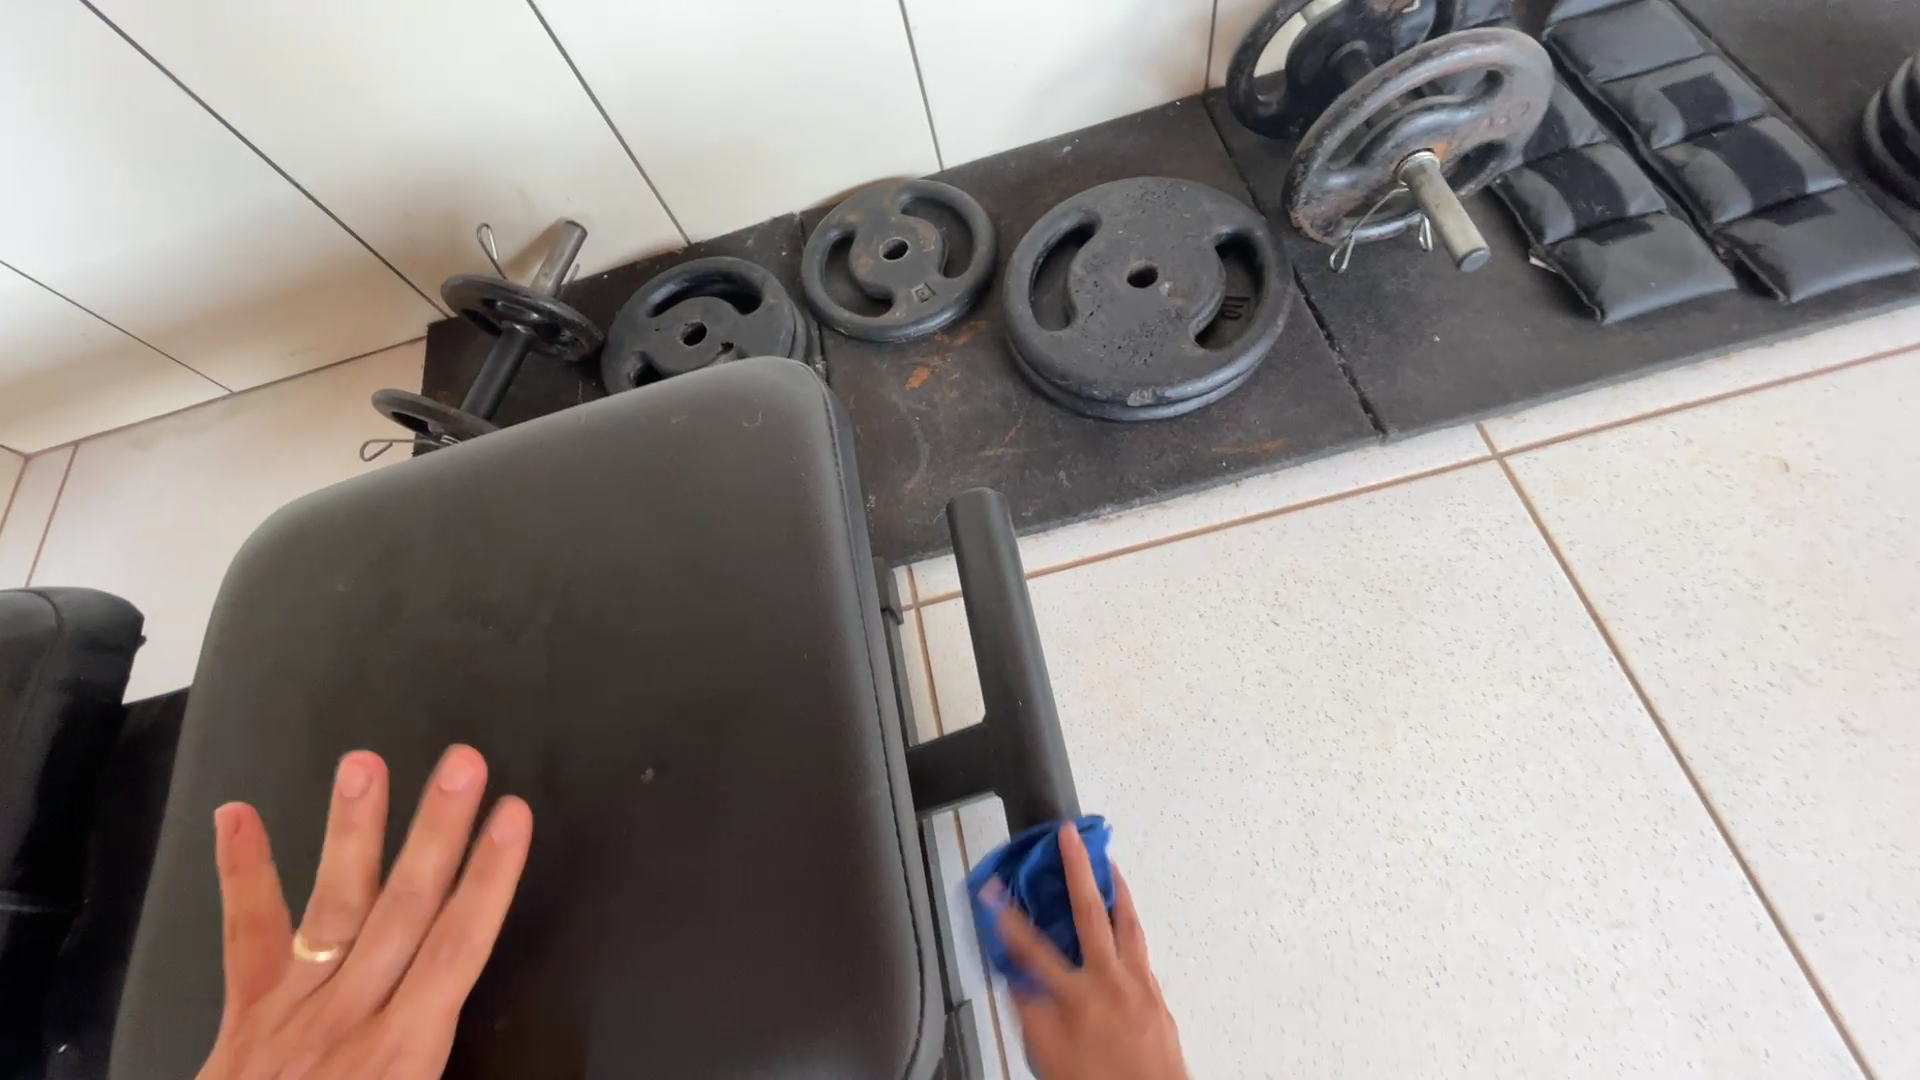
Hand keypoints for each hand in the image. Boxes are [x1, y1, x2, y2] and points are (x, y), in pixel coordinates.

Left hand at [196, 745, 531, 1079]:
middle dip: (438, 830)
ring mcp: (293, 1009)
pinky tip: (238, 816)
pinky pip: (247, 939)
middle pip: (404, 909)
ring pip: (333, 909)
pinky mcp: (246, 1012)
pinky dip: (243, 876)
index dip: (491, 877)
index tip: (514, 816)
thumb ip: (444, 1069)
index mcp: (402, 1051)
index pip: (459, 946)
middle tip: (461, 764)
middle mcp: (351, 1016)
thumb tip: (558, 1077)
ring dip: (352, 833)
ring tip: (364, 764)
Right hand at [992, 825, 1188, 1079]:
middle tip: (1068, 836)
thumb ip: (1031, 1015)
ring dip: (1115, 887)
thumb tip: (1018, 982)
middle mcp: (1112, 982)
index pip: (1031, 947)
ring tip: (1107, 861)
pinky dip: (1130, 925)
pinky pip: (1142, 947)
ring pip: (1128, 921)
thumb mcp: (1050, 1059)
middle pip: (1090, 911)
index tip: (992, 889)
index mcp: (1079, 997)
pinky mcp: (1157, 995)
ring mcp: (1140, 984)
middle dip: (1076, 867)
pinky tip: (1125, 920)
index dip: (1007, 916)